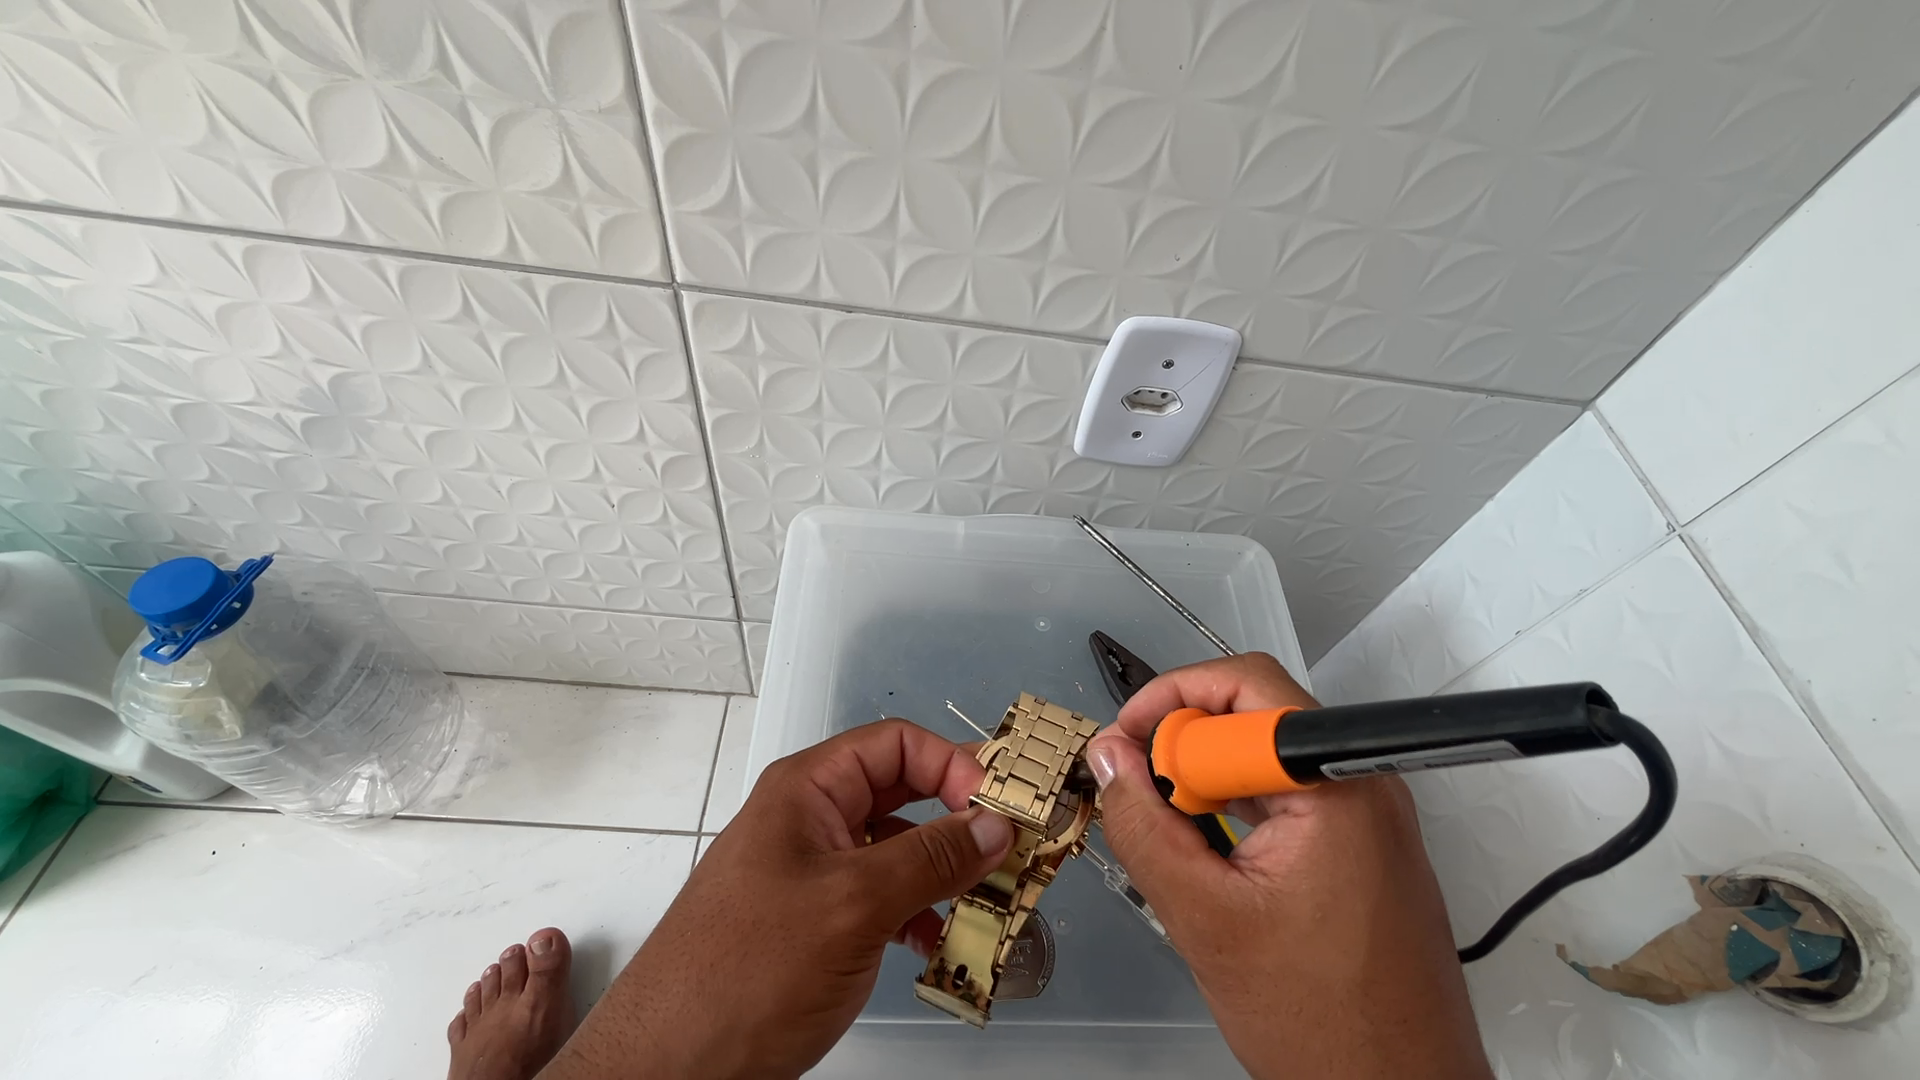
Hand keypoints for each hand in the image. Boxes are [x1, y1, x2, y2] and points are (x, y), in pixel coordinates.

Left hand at [542, 719, 1012, 1079]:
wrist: (667, 1067)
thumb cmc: (754, 967)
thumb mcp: (854, 905)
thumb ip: (931, 859)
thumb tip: (997, 825)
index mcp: (809, 788)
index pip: (897, 745)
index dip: (952, 765)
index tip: (998, 810)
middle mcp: (811, 817)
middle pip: (900, 794)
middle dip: (956, 820)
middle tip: (1009, 850)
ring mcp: (811, 869)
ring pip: (894, 848)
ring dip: (942, 872)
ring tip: (986, 903)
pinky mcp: (813, 918)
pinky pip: (879, 895)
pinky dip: (915, 912)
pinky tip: (937, 944)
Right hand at [1086, 654, 1490, 1079]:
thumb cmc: (1316, 1019)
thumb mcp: (1204, 918)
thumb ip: (1144, 826)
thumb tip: (1107, 753)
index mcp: (1334, 784)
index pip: (1245, 686)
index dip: (1171, 700)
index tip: (1124, 745)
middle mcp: (1361, 781)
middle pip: (1255, 712)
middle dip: (1183, 737)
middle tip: (1138, 785)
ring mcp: (1367, 812)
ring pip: (1264, 753)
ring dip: (1204, 773)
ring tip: (1166, 823)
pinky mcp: (1360, 843)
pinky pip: (1283, 792)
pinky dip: (1233, 804)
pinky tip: (1205, 847)